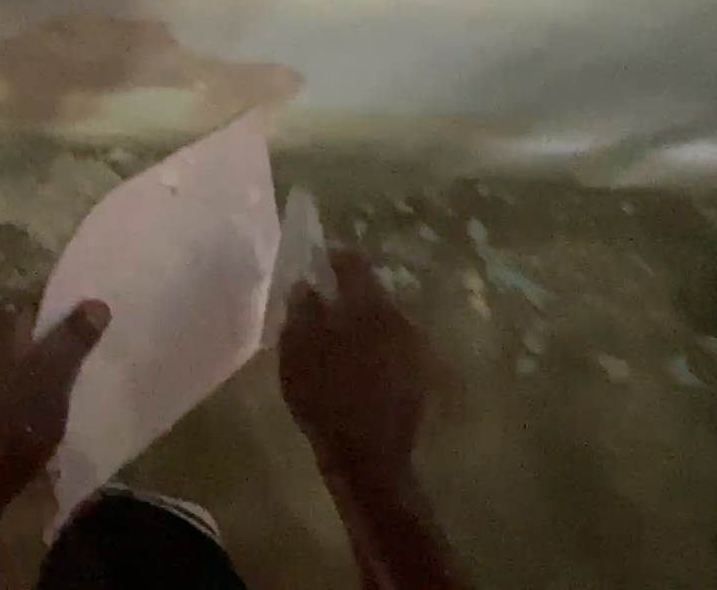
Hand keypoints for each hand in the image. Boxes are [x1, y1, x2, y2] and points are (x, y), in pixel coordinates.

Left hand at [0, 295, 111, 503]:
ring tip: (78, 371)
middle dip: (55, 332)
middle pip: (27, 324)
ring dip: (45, 356)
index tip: (92, 319)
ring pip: (21, 349)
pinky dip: (31, 377)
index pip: (35, 297)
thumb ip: (73, 336)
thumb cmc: (15, 416)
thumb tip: (98, 303)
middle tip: (91, 345)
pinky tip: (52, 395)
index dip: (65, 306)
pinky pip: (12, 372)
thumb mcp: (53, 372)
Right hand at [279, 248, 429, 483]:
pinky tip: (353, 361)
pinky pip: (391, 344)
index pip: (353, 262)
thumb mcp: (297, 349)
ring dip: (360, 320)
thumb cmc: (326, 396)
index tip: (313, 262)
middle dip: (345, 292)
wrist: (369, 460)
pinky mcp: (419, 375)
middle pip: (370, 291)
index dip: (331, 257)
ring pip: (382, 319)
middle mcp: (399, 319)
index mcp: (369, 306)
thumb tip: (306, 284)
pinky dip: (372, 343)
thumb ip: (302, 309)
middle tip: (318, 301)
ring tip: (333, 334)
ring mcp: (415, 348)